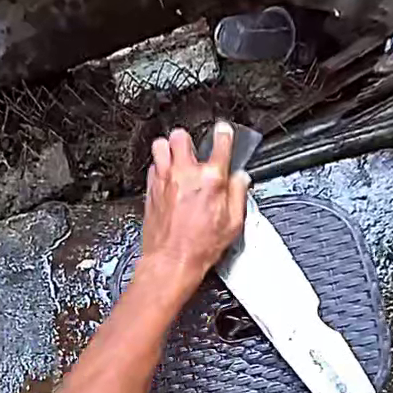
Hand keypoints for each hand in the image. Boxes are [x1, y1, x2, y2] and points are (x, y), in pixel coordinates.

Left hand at [142, 123, 251, 284]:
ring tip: (176, 159)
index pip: (221, 142)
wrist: (171, 261)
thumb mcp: (233, 223)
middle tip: (194, 150)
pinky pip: (152, 166)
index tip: (224, 131)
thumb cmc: (199, 247)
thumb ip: (238, 194)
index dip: (224, 133)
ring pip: (160, 145)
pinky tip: (167, 177)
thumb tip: (241, 179)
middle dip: (189, 140)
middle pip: (182, 136)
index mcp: (211, 179)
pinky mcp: (151, 190)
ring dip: (169, 149)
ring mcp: (165, 180)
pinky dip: (159, 167)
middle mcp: (185, 174)